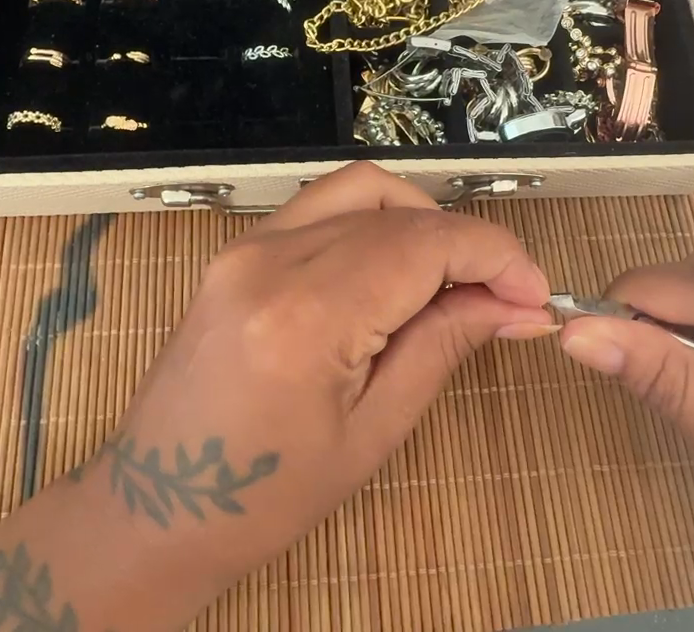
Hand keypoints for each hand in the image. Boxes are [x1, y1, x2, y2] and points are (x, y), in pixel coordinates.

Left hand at [70, 163, 554, 627]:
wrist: (159, 504)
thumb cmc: (267, 495)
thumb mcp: (372, 432)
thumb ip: (444, 345)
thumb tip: (516, 305)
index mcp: (305, 315)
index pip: (424, 243)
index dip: (495, 254)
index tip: (534, 292)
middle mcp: (270, 259)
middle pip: (397, 213)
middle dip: (465, 243)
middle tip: (502, 296)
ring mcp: (245, 245)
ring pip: (360, 189)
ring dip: (421, 219)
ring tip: (451, 277)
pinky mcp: (236, 247)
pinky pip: (321, 204)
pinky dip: (374, 218)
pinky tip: (394, 265)